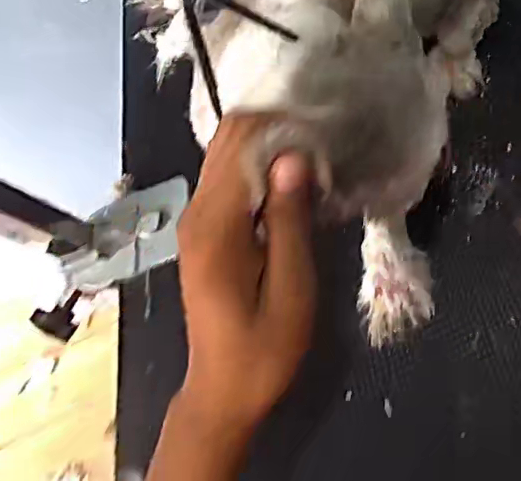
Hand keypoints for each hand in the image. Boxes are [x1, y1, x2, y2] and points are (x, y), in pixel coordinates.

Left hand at [175, 111, 316, 443]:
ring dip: (271, 140)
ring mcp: (198, 216)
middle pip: (229, 137)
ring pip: (229, 148)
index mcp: (215, 226)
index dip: (283, 129)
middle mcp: (198, 212)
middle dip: (277, 127)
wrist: (225, 391)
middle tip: (321, 141)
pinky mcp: (207, 224)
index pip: (240, 145)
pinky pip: (232, 170)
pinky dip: (262, 159)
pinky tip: (293, 174)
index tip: (322, 138)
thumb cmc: (264, 347)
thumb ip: (289, 220)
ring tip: (312, 153)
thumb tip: (293, 156)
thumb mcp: (291, 288)